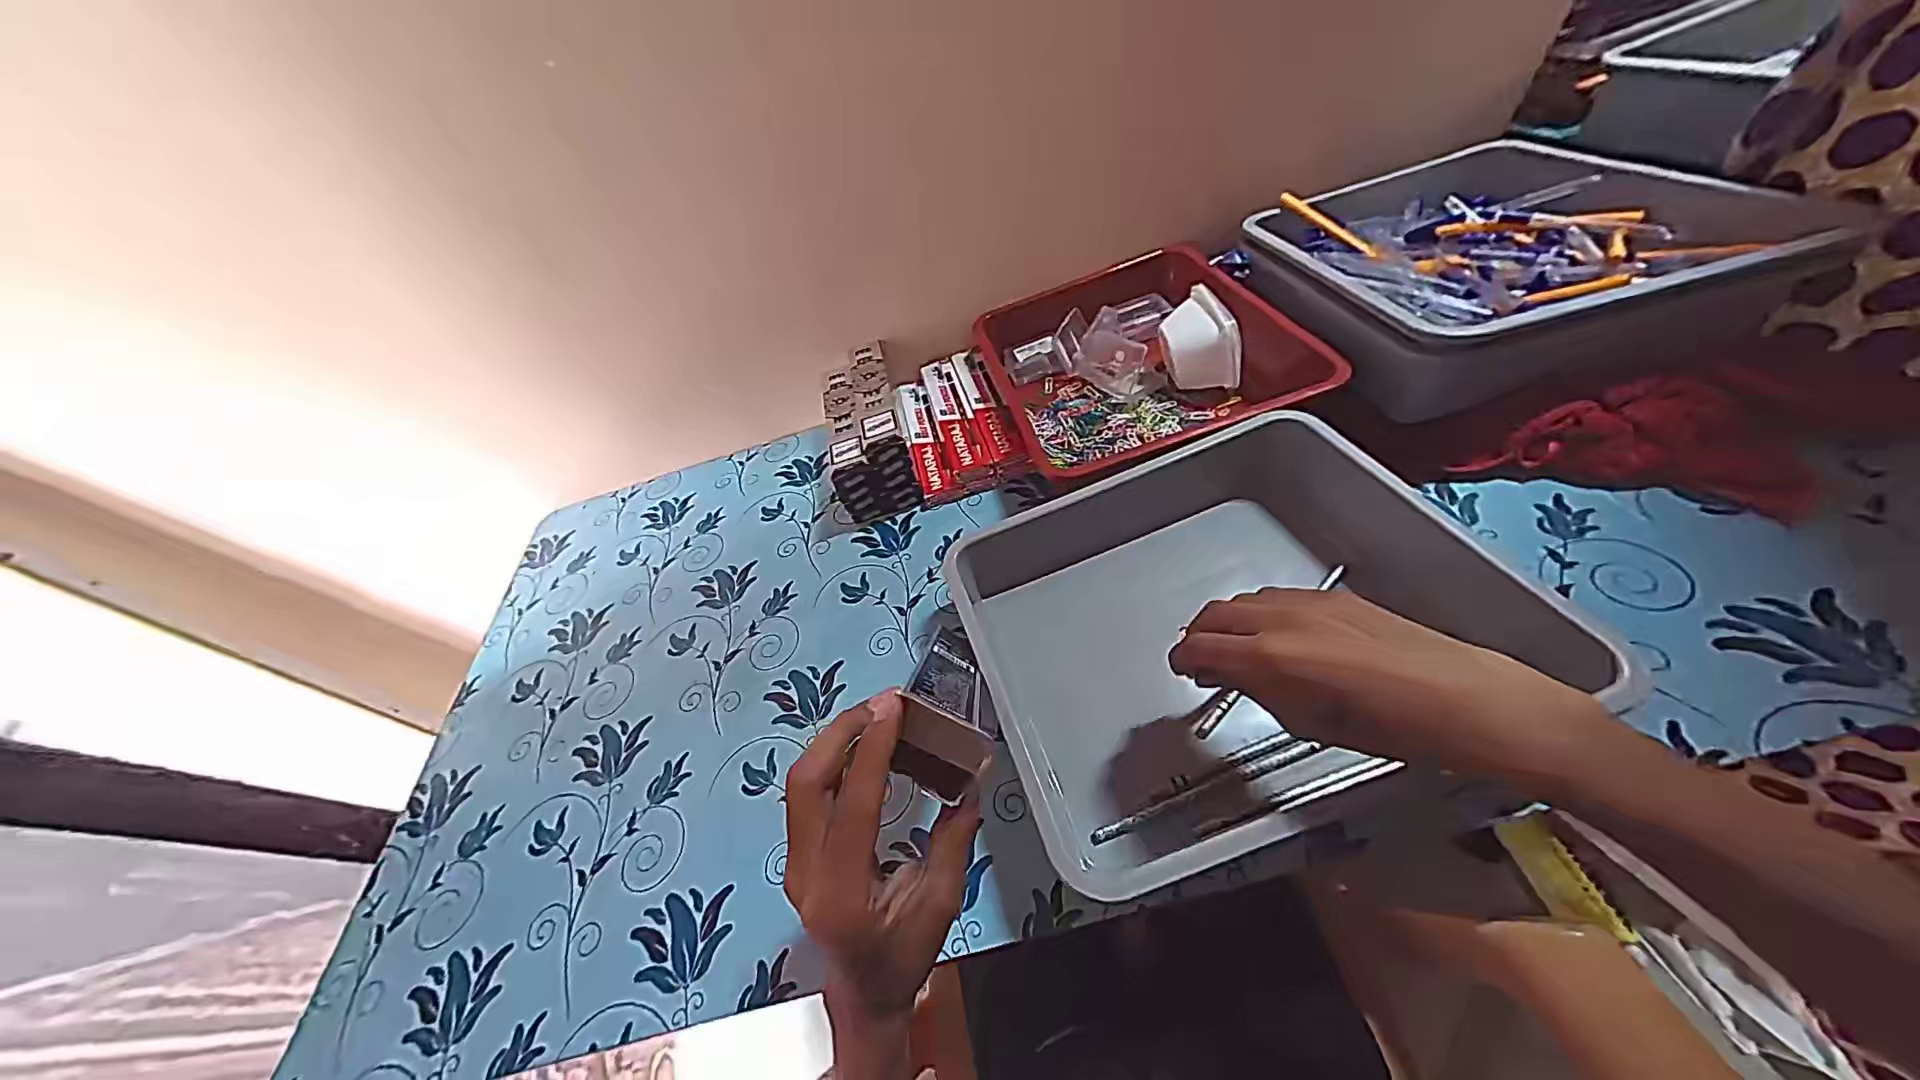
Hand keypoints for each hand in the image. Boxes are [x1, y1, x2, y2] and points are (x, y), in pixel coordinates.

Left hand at [784, 690, 981, 1072]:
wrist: (864, 995)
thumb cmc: (901, 959)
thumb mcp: (940, 904)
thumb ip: (953, 840)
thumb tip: (968, 783)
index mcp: (843, 891)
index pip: (854, 803)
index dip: (873, 749)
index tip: (891, 710)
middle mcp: (807, 873)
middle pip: (807, 782)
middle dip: (842, 732)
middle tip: (881, 706)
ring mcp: (795, 863)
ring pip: (800, 784)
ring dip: (834, 742)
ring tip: (873, 717)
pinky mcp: (798, 854)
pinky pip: (807, 794)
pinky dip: (832, 760)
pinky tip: (859, 746)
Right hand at [1167, 588, 1617, 789]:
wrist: (1467, 702)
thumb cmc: (1397, 729)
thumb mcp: (1309, 724)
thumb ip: (1260, 693)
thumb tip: (1236, 679)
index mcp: (1270, 657)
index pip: (1200, 647)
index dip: (1182, 659)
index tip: (1181, 669)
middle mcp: (1283, 620)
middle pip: (1214, 614)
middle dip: (1197, 636)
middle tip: (1199, 659)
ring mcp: (1310, 603)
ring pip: (1243, 601)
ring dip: (1227, 622)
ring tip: (1236, 648)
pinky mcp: (1335, 598)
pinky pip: (1276, 597)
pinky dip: (1259, 613)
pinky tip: (1275, 635)